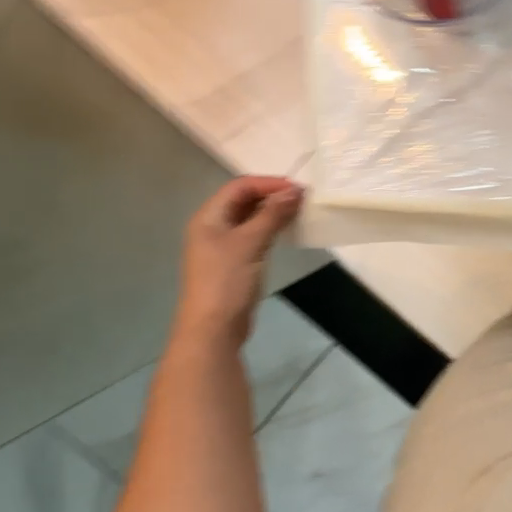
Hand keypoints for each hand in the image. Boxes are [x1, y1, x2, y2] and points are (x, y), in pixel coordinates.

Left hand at [174, 176, 302, 343]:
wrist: (214, 328)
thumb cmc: (227, 281)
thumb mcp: (250, 243)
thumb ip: (272, 215)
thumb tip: (295, 191)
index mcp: (209, 217)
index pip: (240, 187)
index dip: (268, 184)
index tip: (298, 189)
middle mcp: (213, 227)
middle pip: (243, 201)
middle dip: (272, 196)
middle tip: (303, 200)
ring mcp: (222, 247)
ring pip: (249, 220)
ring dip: (272, 213)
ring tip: (299, 214)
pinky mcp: (234, 264)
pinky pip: (253, 237)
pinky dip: (270, 231)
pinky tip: (286, 233)